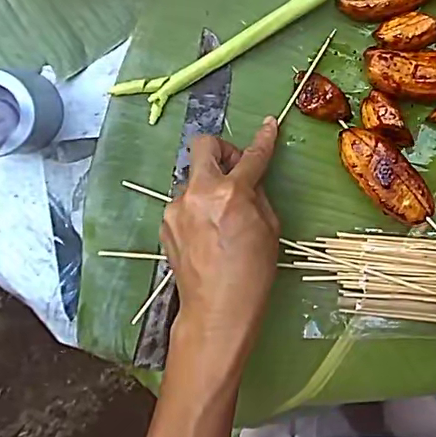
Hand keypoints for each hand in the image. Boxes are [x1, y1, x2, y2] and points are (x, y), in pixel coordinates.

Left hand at [160, 117, 281, 382]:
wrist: (217, 310)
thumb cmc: (252, 273)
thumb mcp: (269, 228)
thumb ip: (257, 194)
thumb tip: (249, 179)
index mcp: (229, 194)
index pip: (251, 156)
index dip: (263, 140)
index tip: (268, 126)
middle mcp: (197, 193)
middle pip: (204, 145)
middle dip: (223, 150)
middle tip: (237, 171)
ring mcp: (176, 208)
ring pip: (194, 177)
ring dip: (210, 184)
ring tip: (224, 216)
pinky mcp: (166, 223)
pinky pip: (185, 201)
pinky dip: (199, 205)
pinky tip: (209, 232)